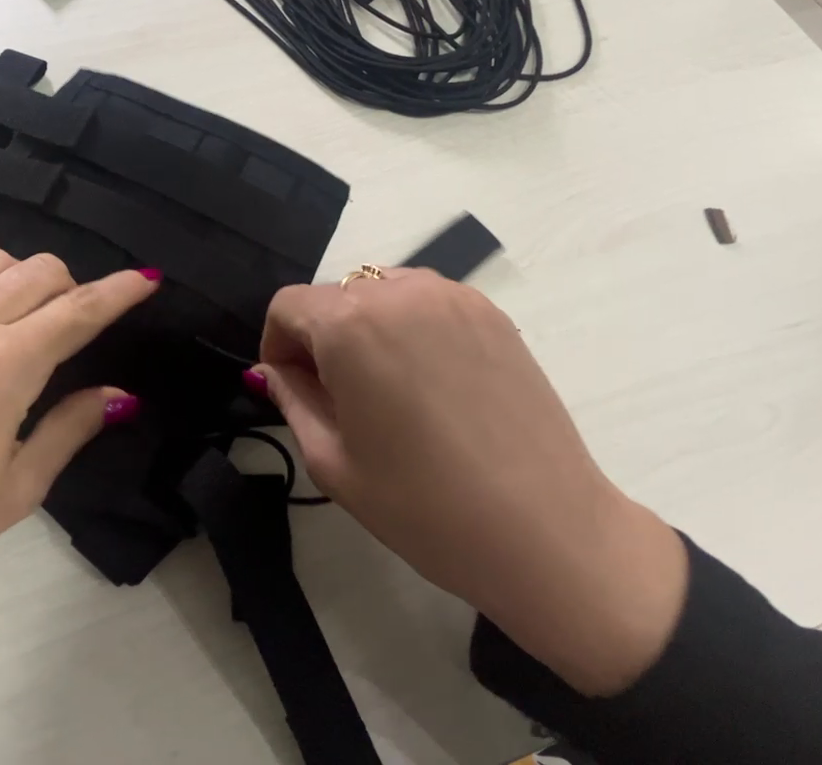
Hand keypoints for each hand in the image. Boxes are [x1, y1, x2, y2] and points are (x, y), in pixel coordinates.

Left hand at [0, 249, 158, 631]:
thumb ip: (70, 428)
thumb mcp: (16, 488)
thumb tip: (119, 396)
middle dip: (75, 284)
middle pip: (38, 270)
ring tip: (34, 321)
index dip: (119, 291)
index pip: (78, 309)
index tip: (147, 279)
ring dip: (26, 278)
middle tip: (84, 326)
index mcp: (5, 365)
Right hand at [253, 268, 685, 695]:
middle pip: (334, 296)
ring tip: (387, 391)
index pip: (287, 305)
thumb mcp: (333, 461)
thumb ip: (292, 399)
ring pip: (381, 292)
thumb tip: (274, 371)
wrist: (546, 531)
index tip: (291, 391)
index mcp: (351, 324)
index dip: (277, 346)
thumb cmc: (424, 506)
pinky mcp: (493, 314)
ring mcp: (454, 297)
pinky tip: (430, 386)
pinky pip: (427, 302)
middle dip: (320, 338)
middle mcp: (400, 291)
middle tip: (337, 400)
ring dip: (365, 328)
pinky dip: (410, 328)